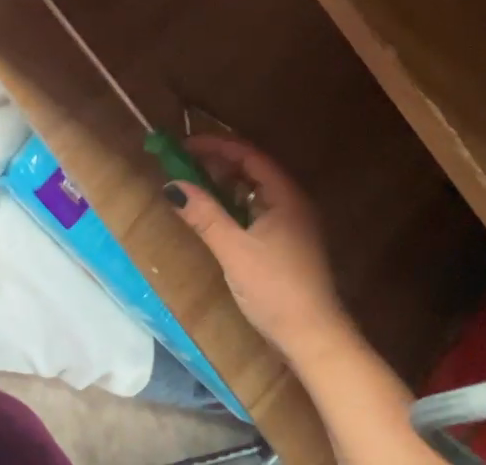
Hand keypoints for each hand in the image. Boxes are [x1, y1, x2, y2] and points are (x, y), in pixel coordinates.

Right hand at [164, 134, 345, 357]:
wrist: (314, 340)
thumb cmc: (276, 289)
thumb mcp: (234, 249)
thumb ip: (204, 214)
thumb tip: (171, 186)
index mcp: (285, 197)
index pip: (249, 155)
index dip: (216, 146)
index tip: (184, 145)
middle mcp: (292, 203)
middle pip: (253, 169)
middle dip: (218, 162)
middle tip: (184, 163)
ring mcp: (292, 225)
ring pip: (254, 191)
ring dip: (224, 184)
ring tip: (194, 185)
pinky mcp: (287, 244)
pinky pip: (256, 210)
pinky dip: (233, 205)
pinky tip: (215, 215)